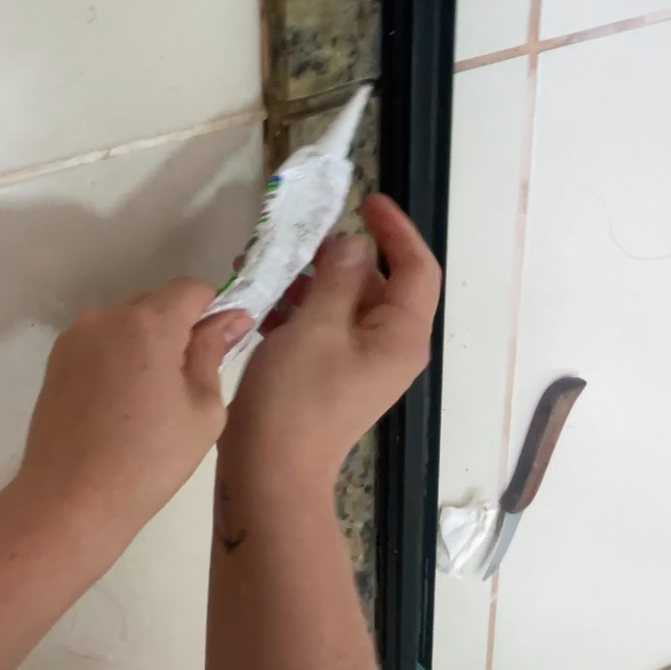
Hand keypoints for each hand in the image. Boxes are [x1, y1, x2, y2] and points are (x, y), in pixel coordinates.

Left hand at [14, 279, 254, 531]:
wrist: (72, 495)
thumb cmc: (150, 458)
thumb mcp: (202, 407)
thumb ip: (214, 351)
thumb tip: (232, 315)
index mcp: (146, 323)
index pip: (190, 289)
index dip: (212, 310)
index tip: (221, 344)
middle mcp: (104, 316)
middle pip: (154, 303)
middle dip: (177, 327)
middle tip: (188, 381)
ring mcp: (74, 336)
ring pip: (125, 322)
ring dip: (145, 342)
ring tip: (150, 397)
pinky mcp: (56, 358)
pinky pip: (99, 341)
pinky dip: (117, 356)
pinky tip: (120, 400)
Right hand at [227, 194, 440, 488]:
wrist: (271, 468)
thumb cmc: (296, 397)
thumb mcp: (313, 329)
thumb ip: (335, 280)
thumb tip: (352, 244)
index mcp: (398, 336)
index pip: (416, 270)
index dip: (396, 231)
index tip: (367, 201)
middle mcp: (385, 347)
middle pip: (374, 285)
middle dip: (336, 257)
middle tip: (294, 239)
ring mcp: (352, 363)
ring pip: (338, 305)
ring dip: (305, 281)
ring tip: (261, 265)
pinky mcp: (322, 374)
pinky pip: (316, 327)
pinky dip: (291, 308)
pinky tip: (254, 299)